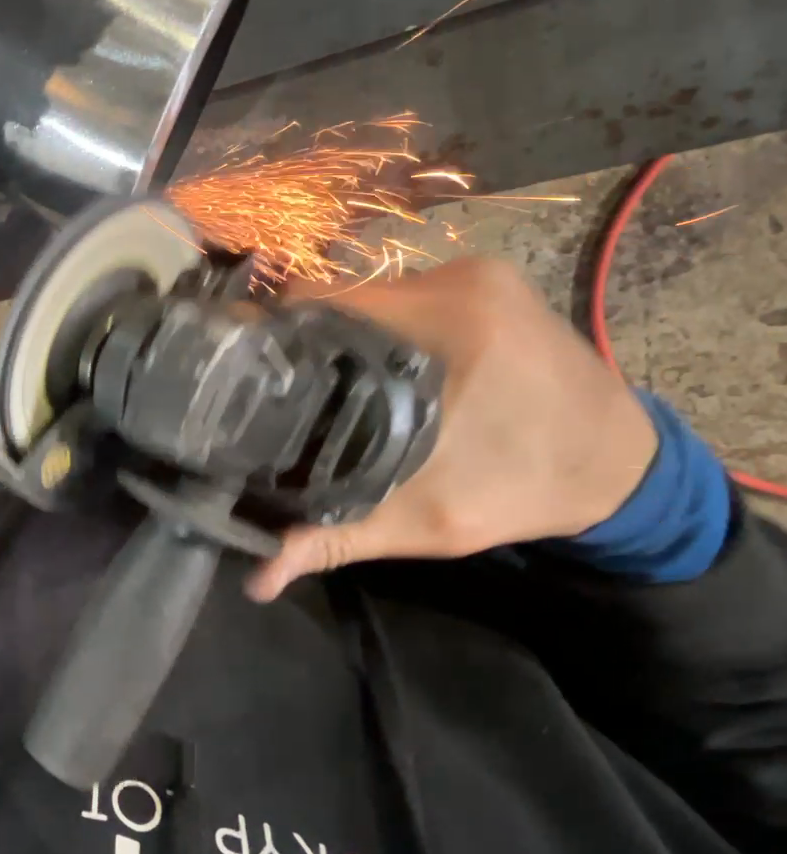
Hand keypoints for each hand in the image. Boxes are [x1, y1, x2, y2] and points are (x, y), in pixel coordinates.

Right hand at [245, 257, 658, 601]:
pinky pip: (396, 293)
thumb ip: (336, 538)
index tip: (232, 368)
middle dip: (294, 336)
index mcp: (446, 325)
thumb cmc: (523, 491)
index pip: (314, 302)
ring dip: (331, 330)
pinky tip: (355, 360)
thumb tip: (257, 578)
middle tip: (260, 382)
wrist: (622, 467)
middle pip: (332, 295)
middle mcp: (458, 284)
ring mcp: (474, 275)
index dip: (264, 331)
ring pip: (362, 292)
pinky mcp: (484, 279)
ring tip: (300, 375)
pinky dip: (369, 322)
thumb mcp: (426, 519)